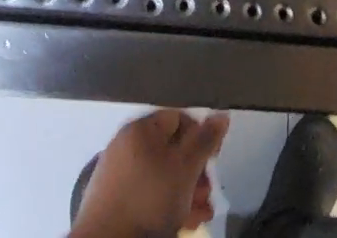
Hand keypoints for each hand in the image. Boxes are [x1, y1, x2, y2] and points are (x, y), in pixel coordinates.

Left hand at [71, 109, 228, 237]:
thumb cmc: (149, 197)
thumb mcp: (184, 167)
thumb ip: (205, 140)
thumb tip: (221, 115)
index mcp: (141, 129)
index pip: (179, 118)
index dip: (201, 135)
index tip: (214, 159)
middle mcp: (127, 146)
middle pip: (173, 151)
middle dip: (197, 173)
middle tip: (207, 193)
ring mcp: (119, 175)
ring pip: (163, 177)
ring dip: (187, 193)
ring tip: (200, 213)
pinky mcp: (115, 201)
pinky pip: (148, 194)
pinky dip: (167, 204)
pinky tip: (183, 222)